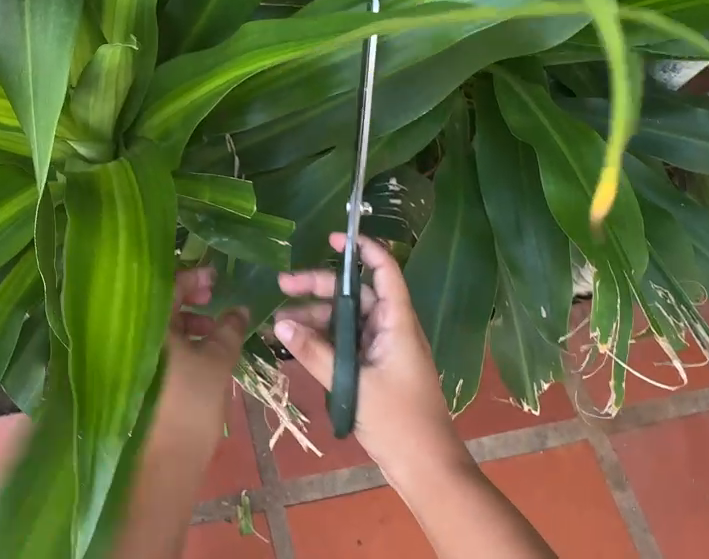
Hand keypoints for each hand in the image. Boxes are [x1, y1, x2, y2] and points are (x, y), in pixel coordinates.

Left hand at [114, 269, 247, 558]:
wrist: (161, 468)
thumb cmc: (188, 406)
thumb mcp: (216, 363)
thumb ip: (228, 330)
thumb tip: (239, 308)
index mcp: (146, 321)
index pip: (168, 284)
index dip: (194, 277)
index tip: (217, 278)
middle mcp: (129, 334)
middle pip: (160, 304)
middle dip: (190, 298)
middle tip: (214, 300)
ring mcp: (126, 357)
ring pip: (159, 327)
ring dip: (187, 323)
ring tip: (213, 334)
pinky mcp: (131, 379)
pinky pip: (155, 348)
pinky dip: (176, 344)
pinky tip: (198, 356)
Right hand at [274, 233, 463, 477]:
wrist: (427, 470)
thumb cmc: (399, 422)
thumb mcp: (353, 384)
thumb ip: (315, 353)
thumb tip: (281, 323)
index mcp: (397, 323)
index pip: (385, 272)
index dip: (364, 250)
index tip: (334, 238)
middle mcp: (390, 329)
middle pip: (354, 294)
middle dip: (319, 287)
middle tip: (283, 284)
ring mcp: (381, 349)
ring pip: (345, 320)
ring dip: (315, 317)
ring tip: (281, 323)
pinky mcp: (373, 369)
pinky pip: (344, 343)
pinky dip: (321, 340)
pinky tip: (295, 343)